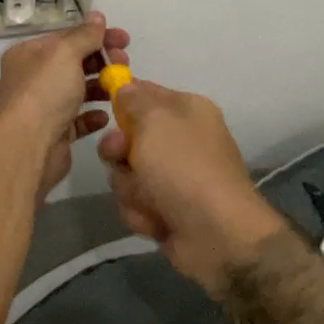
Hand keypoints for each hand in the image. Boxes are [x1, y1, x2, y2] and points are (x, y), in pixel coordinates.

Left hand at [0, 12, 129, 199]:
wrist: (28, 145)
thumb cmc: (45, 91)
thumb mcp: (65, 53)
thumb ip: (84, 35)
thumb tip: (97, 16)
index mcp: (29, 54)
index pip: (66, 39)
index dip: (96, 36)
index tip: (124, 40)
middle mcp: (32, 78)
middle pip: (73, 63)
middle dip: (102, 61)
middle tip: (126, 63)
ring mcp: (43, 107)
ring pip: (77, 91)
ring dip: (100, 87)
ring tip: (120, 89)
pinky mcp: (54, 133)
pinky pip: (77, 120)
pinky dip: (93, 116)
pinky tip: (105, 115)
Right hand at [98, 81, 284, 294]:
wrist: (218, 235)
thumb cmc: (185, 168)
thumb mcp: (155, 120)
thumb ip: (133, 99)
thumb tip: (123, 88)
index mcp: (186, 110)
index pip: (142, 92)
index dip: (121, 100)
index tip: (104, 110)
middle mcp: (180, 140)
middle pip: (127, 137)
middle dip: (120, 153)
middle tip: (122, 159)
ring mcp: (173, 177)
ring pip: (125, 173)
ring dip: (130, 188)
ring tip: (150, 199)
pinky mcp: (166, 209)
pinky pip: (134, 203)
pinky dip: (142, 213)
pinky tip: (158, 220)